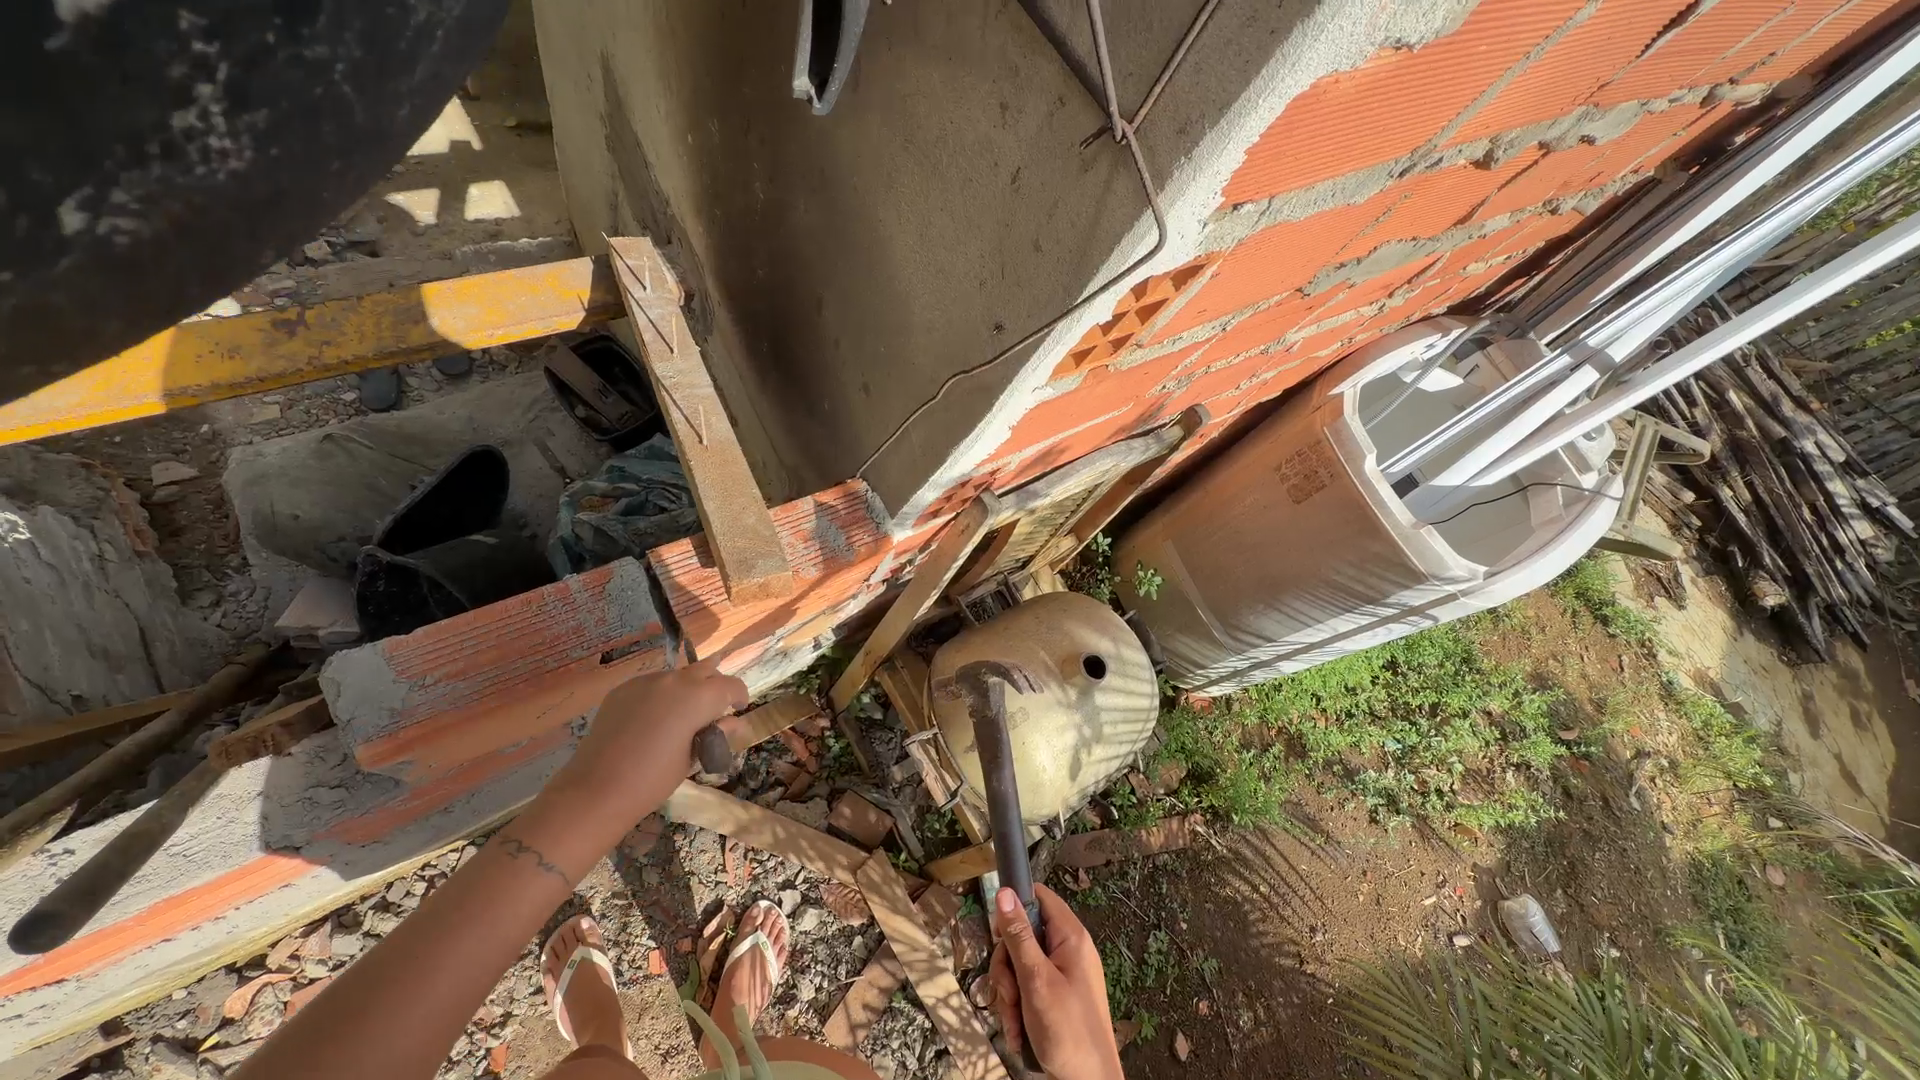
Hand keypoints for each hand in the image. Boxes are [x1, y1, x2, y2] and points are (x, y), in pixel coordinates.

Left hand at [554, 660, 746, 817]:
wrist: (597, 788)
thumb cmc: (654, 778)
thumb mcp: (693, 758)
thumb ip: (716, 733)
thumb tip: (734, 724)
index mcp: (698, 696)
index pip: (730, 685)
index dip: (739, 696)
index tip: (738, 710)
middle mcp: (673, 680)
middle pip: (705, 670)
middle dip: (714, 686)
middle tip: (712, 711)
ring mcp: (645, 682)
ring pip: (676, 675)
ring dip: (687, 689)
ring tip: (682, 717)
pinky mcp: (622, 689)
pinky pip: (652, 684)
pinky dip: (661, 695)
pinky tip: (653, 721)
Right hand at [989, 885, 1122, 1079]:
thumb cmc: (1067, 1029)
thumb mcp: (1036, 980)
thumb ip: (1019, 936)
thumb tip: (1005, 892)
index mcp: (1070, 936)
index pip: (1039, 897)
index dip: (1015, 908)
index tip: (999, 934)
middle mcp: (1067, 950)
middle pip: (1022, 935)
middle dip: (1007, 967)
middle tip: (1009, 993)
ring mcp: (1062, 974)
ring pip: (1020, 965)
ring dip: (1009, 993)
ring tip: (1014, 1020)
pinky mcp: (1056, 997)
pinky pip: (1027, 988)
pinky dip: (1018, 1008)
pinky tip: (1019, 1032)